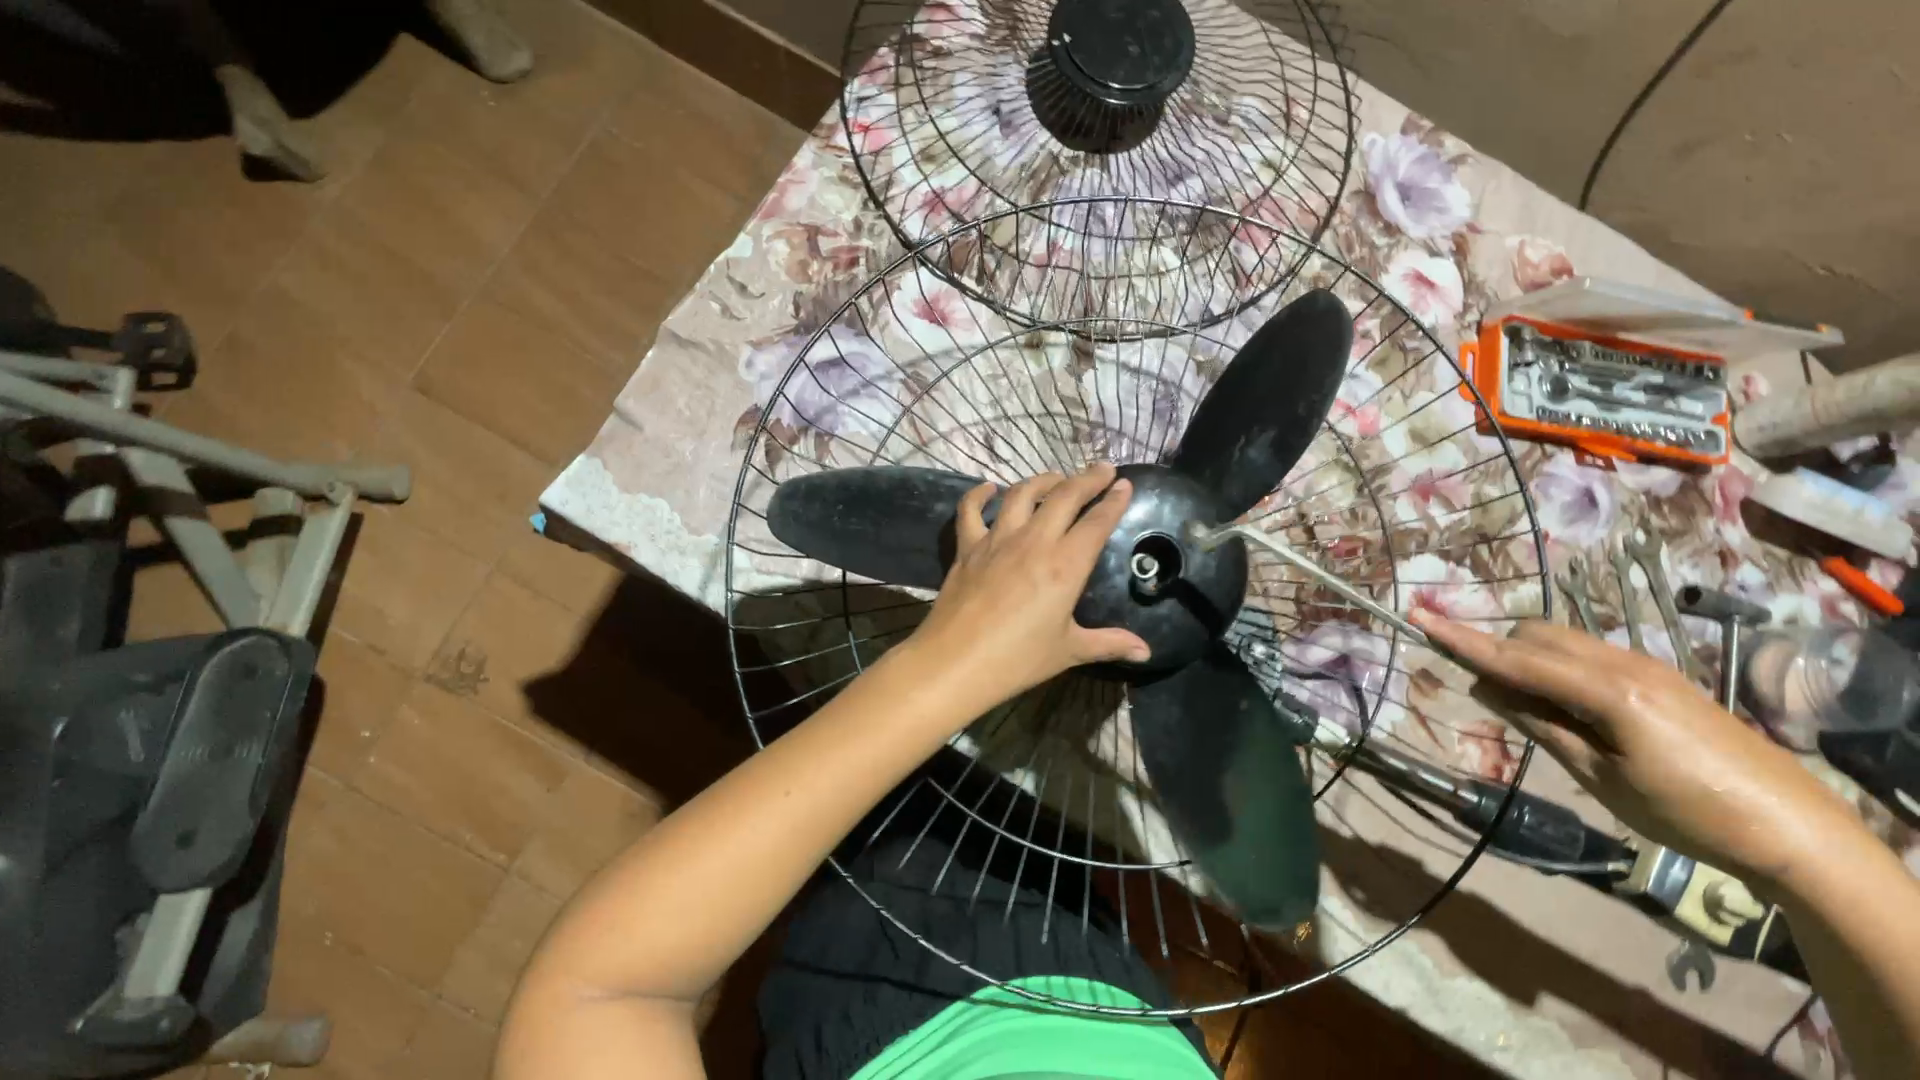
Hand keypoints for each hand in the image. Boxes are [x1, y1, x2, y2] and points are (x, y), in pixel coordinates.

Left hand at [899, 464, 1148, 716]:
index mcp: (1065, 565)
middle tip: (1102, 470)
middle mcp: (1033, 542)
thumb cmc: (1017, 660)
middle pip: (1064, 496)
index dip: (1114, 501)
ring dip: (1042, 480)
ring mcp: (997, 540)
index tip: (1125, 485)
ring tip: (1056, 477)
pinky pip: (971, 510)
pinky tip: (988, 488)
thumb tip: (1146, 652)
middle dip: (1087, 479)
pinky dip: (980, 494)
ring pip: (1021, 494)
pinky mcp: (967, 548)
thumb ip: (1109, 643)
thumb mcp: (1068, 651)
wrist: (955, 662)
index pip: (1096, 522)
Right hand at [1413, 612, 1857, 889]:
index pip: (1516, 658)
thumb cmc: (1687, 814)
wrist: (1792, 828)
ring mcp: (1644, 666)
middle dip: (1497, 651)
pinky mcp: (1656, 677)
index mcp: (1608, 692)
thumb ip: (1541, 725)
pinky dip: (1555, 669)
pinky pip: (1586, 656)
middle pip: (1536, 635)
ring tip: (1523, 709)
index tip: (1418, 617)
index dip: (1462, 640)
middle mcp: (1623, 663)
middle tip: (1484, 696)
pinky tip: (1562, 709)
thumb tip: (1486, 687)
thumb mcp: (1601, 777)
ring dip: (1527, 660)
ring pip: (1561, 641)